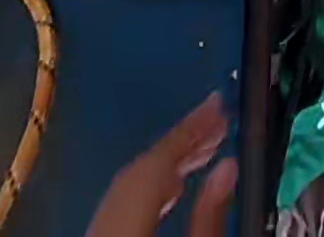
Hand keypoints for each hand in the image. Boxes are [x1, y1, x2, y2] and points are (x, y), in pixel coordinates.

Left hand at [85, 93, 238, 236]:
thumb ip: (208, 214)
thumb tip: (229, 164)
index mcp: (123, 219)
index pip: (156, 160)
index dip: (190, 126)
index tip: (218, 100)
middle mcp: (101, 219)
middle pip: (140, 168)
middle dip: (181, 140)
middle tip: (219, 120)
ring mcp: (94, 228)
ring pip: (128, 184)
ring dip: (167, 162)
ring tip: (205, 148)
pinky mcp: (98, 235)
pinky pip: (120, 201)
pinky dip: (148, 185)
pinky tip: (174, 183)